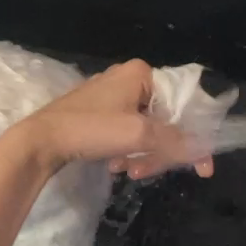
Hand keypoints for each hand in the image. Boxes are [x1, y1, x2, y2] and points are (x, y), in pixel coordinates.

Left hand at [13, 60, 205, 175]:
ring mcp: (114, 94)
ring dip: (142, 154)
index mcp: (141, 73)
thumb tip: (203, 149)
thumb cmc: (91, 129)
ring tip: (127, 170)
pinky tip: (116, 165)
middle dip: (160, 149)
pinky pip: (129, 131)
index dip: (195, 133)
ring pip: (147, 129)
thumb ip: (175, 139)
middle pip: (166, 118)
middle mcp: (129, 78)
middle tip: (147, 172)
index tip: (201, 166)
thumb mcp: (138, 134)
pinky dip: (128, 150)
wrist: (42, 140)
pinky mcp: (101, 111)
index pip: (184, 100)